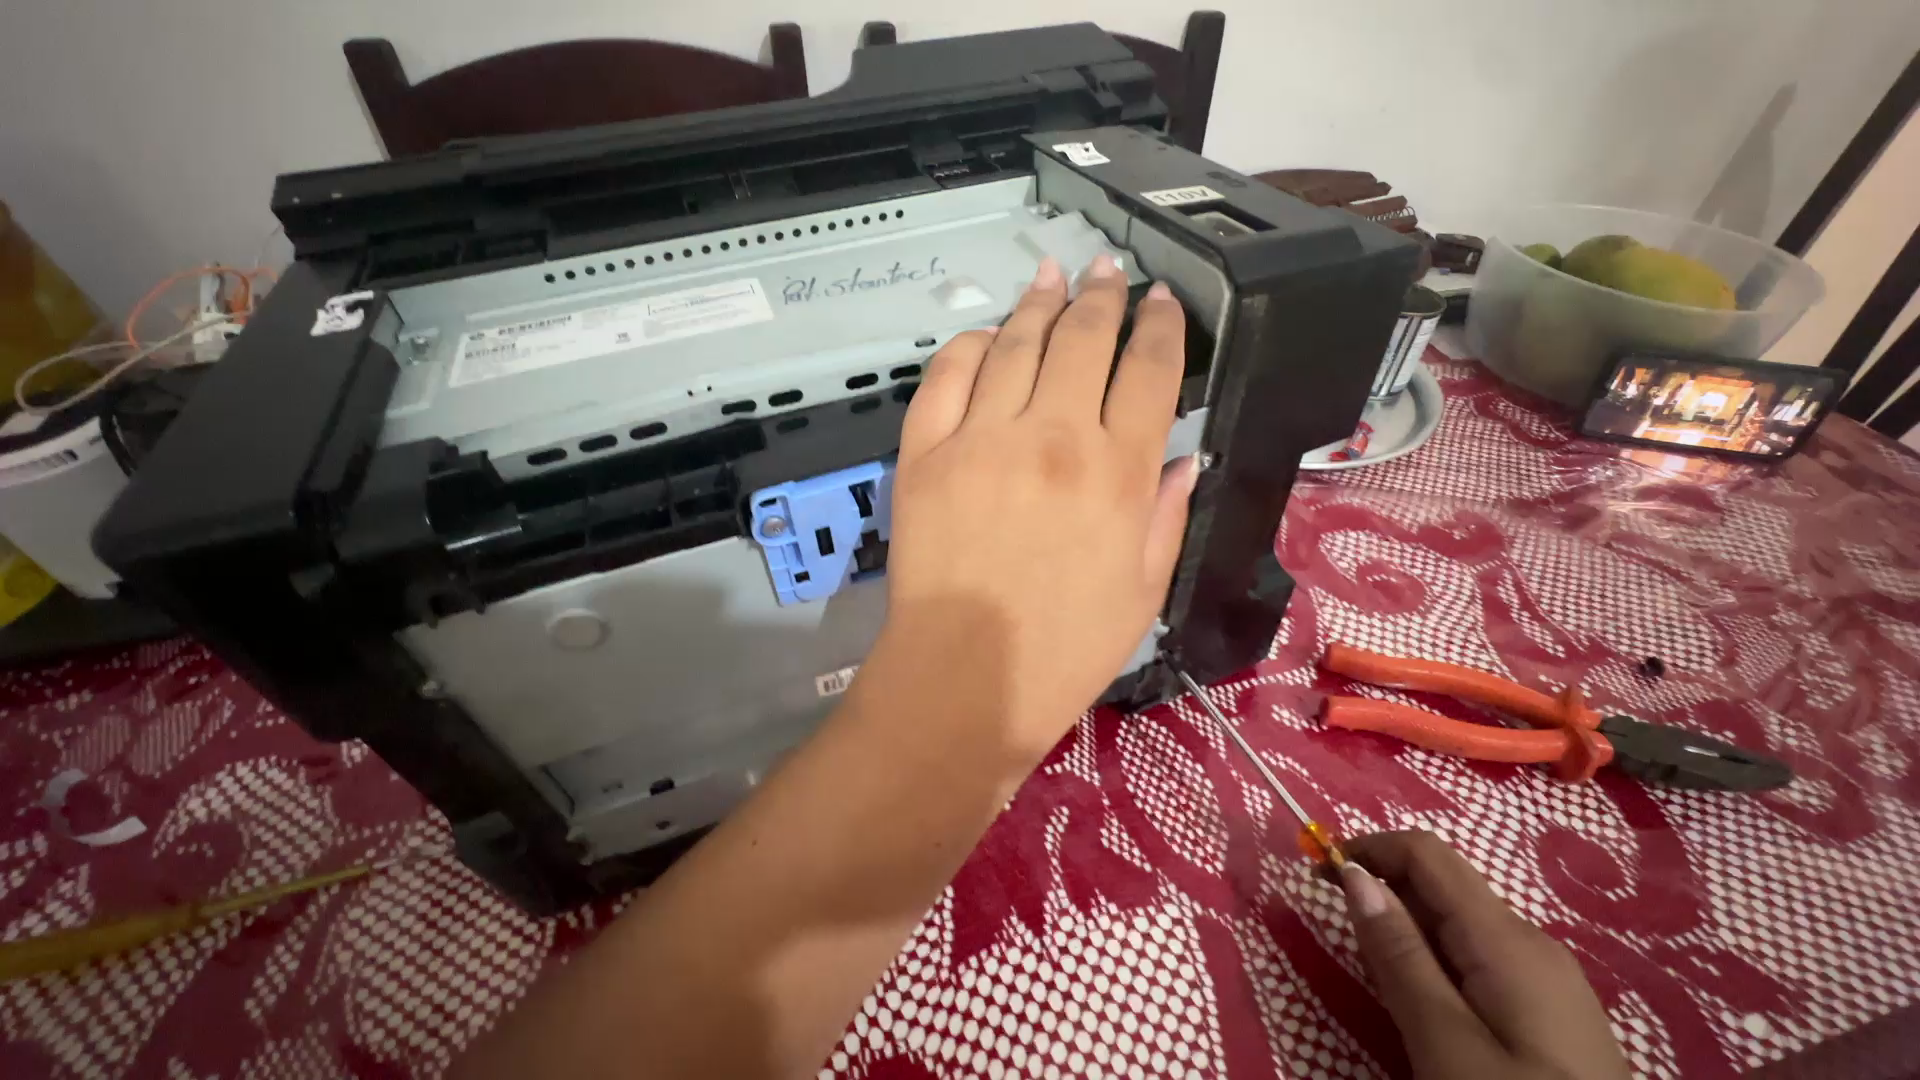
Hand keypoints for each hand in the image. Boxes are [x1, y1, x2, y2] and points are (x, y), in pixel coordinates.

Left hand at [866, 254, 1196, 758]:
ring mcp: (983, 438)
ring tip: (1052, 275)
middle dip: (1103, 294)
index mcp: (1118, 471)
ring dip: (1039, 303)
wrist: (966, 678)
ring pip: (1015, 343)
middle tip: (1108, 269)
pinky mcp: (925, 453)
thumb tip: (1181, 456)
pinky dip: (967, 345)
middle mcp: (1055, 436)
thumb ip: (1166, 514)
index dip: (1160, 324)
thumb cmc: (1066, 648)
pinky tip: (984, 334)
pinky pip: (945, 375)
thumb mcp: (1144, 589)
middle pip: (1084, 337)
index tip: (1161, 300)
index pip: (1150, 369)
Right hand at [1340, 831, 1629, 1079]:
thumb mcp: (1446, 1044)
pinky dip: (1432, 959)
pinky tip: (1423, 1004)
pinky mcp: (1548, 1012)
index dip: (1366, 849)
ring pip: (1455, 923)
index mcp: (1507, 939)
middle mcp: (1531, 942)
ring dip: (1404, 928)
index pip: (1426, 853)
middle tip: (1337, 934)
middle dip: (1381, 889)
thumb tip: (1355, 875)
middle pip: (1440, 884)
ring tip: (1377, 979)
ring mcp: (1546, 978)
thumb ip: (1399, 955)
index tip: (1316, 877)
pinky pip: (1476, 958)